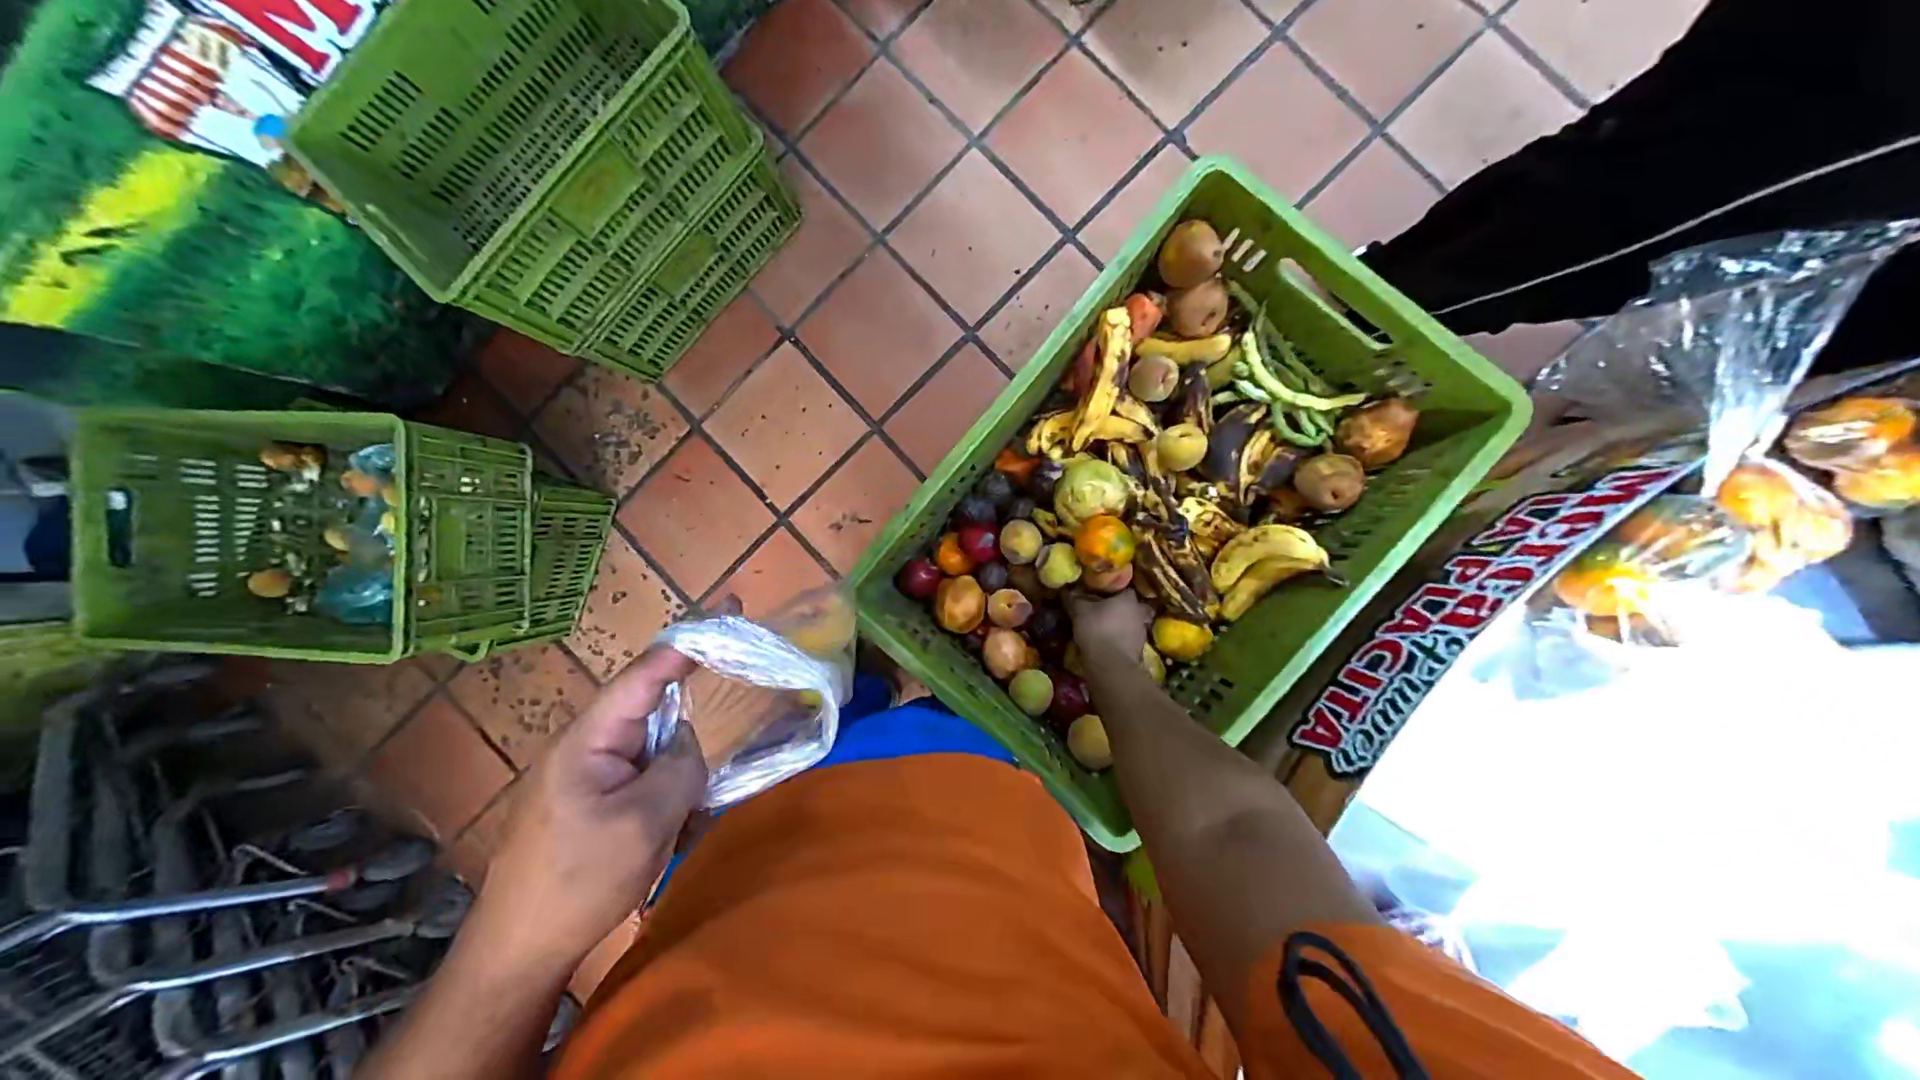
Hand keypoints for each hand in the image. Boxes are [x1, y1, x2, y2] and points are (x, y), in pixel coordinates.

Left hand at [464, 648, 707, 979]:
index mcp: (591, 739)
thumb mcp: (645, 822)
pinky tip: (662, 846)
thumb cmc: (578, 882)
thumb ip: (681, 766)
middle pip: (658, 718)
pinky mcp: (595, 802)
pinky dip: (666, 807)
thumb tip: (689, 745)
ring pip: (657, 756)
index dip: (690, 640)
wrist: (518, 952)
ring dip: (677, 789)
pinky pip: (647, 784)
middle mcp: (589, 747)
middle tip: (692, 795)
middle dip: (685, 751)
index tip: (729, 608)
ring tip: (672, 837)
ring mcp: (590, 776)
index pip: (647, 674)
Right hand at [1066, 589, 1150, 663]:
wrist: (1111, 665)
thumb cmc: (1097, 630)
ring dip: (1119, 625)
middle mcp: (1139, 612)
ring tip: (1104, 627)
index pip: (1123, 588)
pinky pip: (1128, 639)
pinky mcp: (1138, 649)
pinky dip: (1120, 639)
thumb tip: (1066, 590)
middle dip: (1118, 608)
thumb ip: (1074, 598)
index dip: (1111, 591)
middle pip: (1129, 606)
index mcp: (1129, 599)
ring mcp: (1141, 632)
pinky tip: (1107, 642)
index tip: (1099, 594)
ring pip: (1130, 623)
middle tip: (1103, 611)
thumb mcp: (1080, 611)